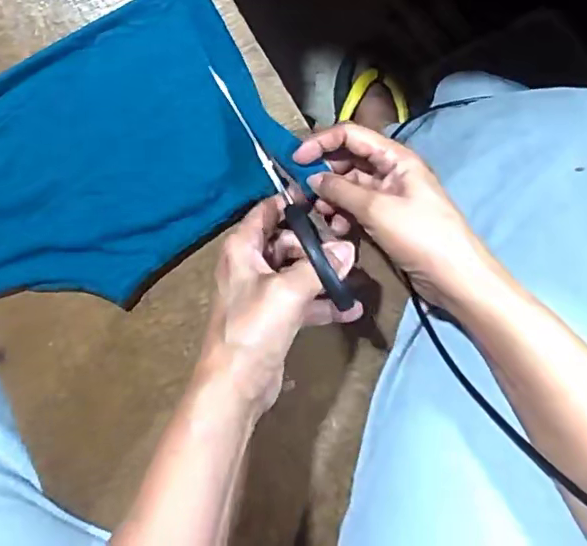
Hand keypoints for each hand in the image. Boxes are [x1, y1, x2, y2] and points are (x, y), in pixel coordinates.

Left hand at [200, 196, 362, 414]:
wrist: (234, 386)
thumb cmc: (253, 327)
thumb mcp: (288, 291)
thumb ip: (319, 267)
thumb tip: (348, 248)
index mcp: (243, 247)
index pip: (266, 210)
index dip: (291, 203)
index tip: (321, 201)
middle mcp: (249, 263)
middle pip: (285, 240)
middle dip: (314, 243)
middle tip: (344, 246)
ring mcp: (261, 291)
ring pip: (294, 270)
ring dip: (320, 273)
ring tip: (352, 274)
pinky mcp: (273, 317)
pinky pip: (300, 299)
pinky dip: (321, 302)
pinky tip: (349, 308)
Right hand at [295, 122, 502, 314]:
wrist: (457, 280)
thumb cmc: (422, 236)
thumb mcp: (377, 209)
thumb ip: (341, 190)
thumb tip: (312, 178)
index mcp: (395, 157)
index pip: (350, 135)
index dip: (321, 142)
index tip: (296, 159)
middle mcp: (391, 170)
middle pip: (347, 159)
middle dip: (323, 173)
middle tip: (301, 191)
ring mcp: (389, 195)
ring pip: (349, 185)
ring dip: (331, 197)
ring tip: (320, 215)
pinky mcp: (387, 218)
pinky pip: (356, 207)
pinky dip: (343, 214)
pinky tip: (337, 230)